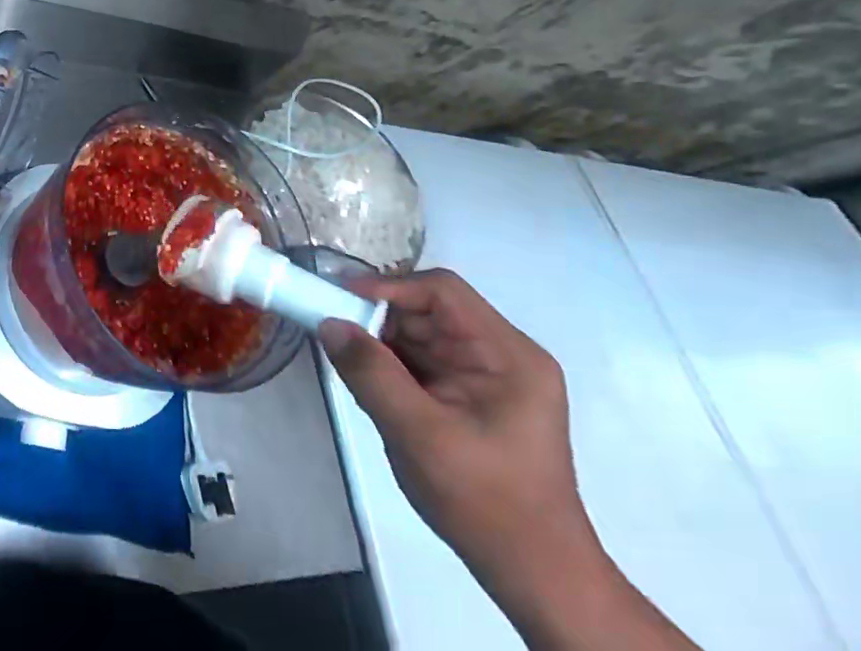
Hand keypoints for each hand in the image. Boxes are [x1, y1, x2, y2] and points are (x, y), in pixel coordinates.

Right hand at [318, 270, 594, 584]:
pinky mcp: (469, 398)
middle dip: (379, 317)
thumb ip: (371, 374)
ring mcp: (485, 377)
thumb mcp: (418, 434)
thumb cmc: (483, 500)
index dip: (388, 288)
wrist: (532, 571)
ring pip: (421, 336)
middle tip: (330, 327)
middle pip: (429, 311)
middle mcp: (500, 355)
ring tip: (341, 354)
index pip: (442, 292)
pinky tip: (364, 379)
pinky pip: (422, 363)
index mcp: (507, 355)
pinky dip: (389, 365)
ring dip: (380, 342)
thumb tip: (329, 323)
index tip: (339, 299)